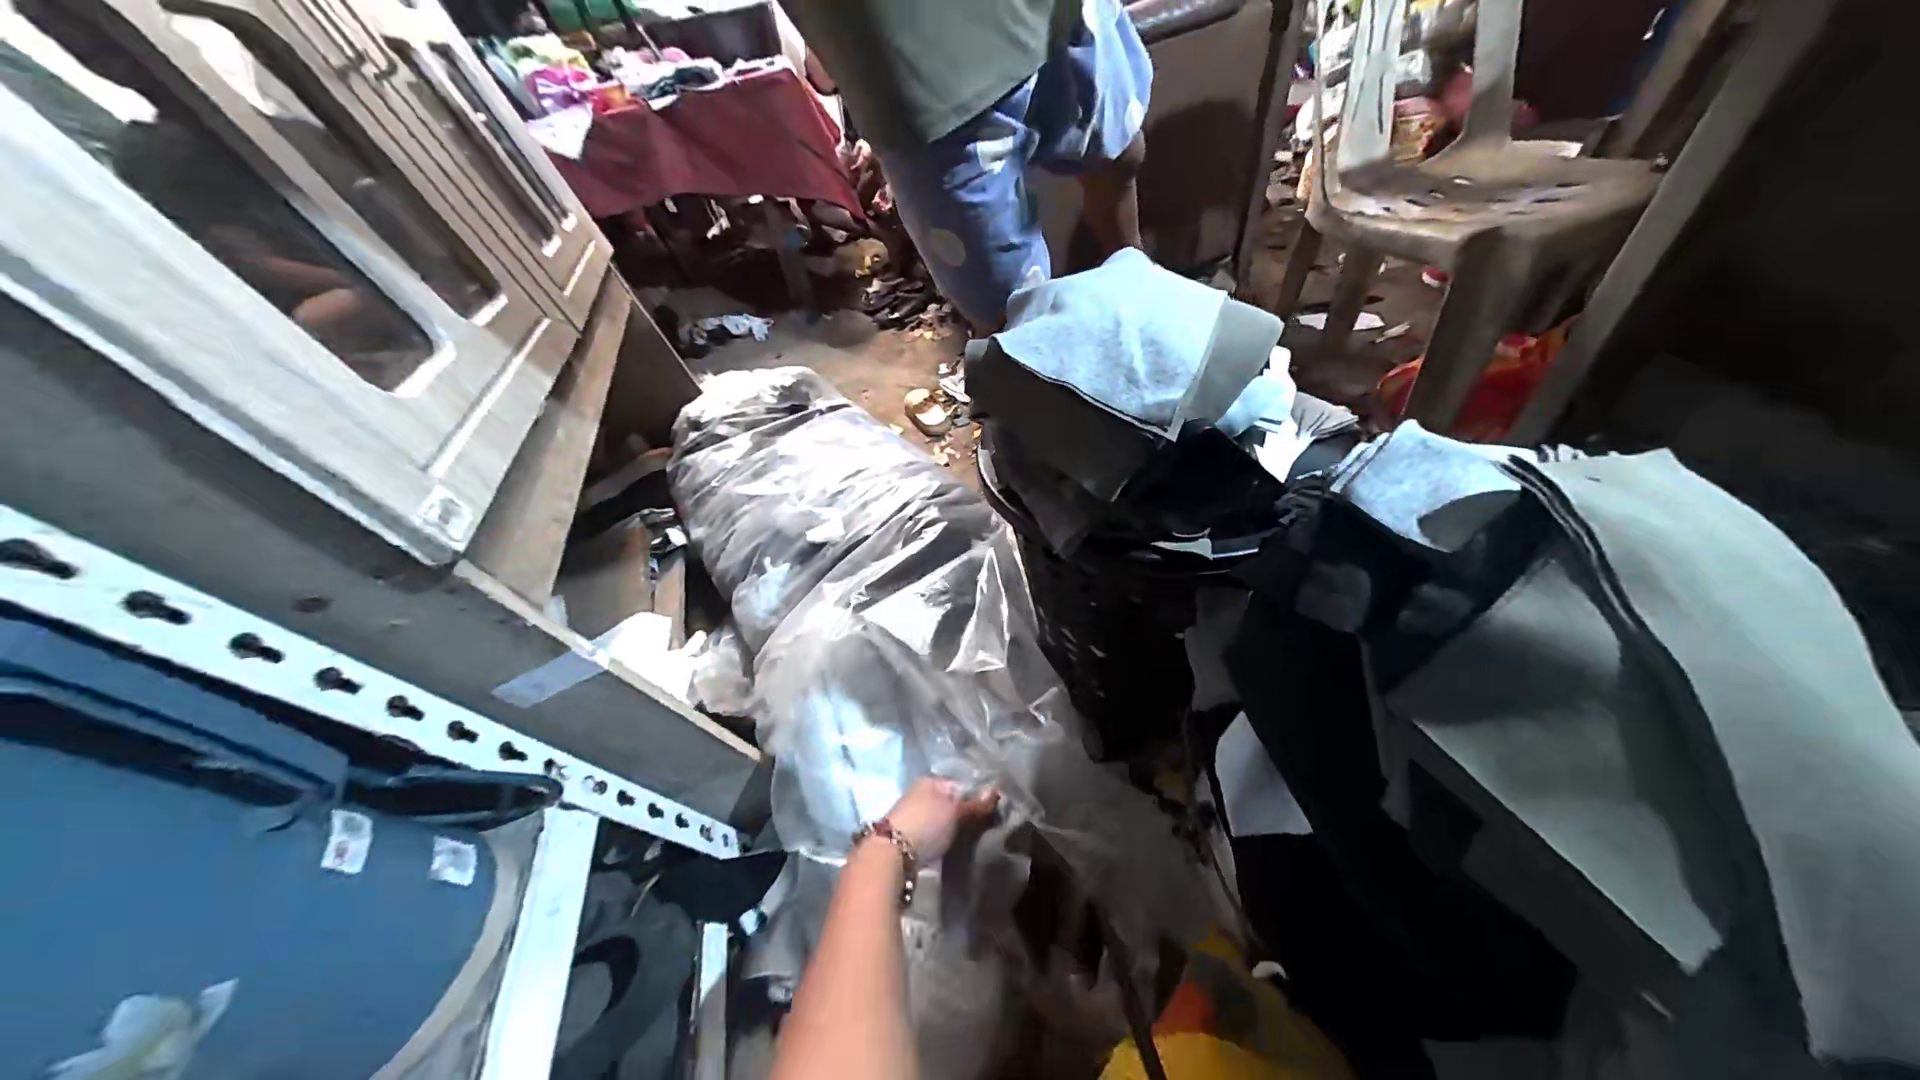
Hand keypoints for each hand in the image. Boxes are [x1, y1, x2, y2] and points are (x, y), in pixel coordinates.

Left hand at [882, 777, 998, 860]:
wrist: (892, 853)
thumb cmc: (927, 823)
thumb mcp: (955, 812)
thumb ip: (975, 804)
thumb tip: (996, 791)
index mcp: (929, 781)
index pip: (959, 784)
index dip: (976, 796)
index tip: (991, 811)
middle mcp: (919, 793)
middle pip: (949, 802)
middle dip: (964, 814)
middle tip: (984, 827)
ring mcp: (912, 815)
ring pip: (940, 819)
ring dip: (953, 828)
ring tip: (971, 839)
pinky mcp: (908, 836)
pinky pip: (933, 833)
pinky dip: (942, 839)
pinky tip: (952, 847)